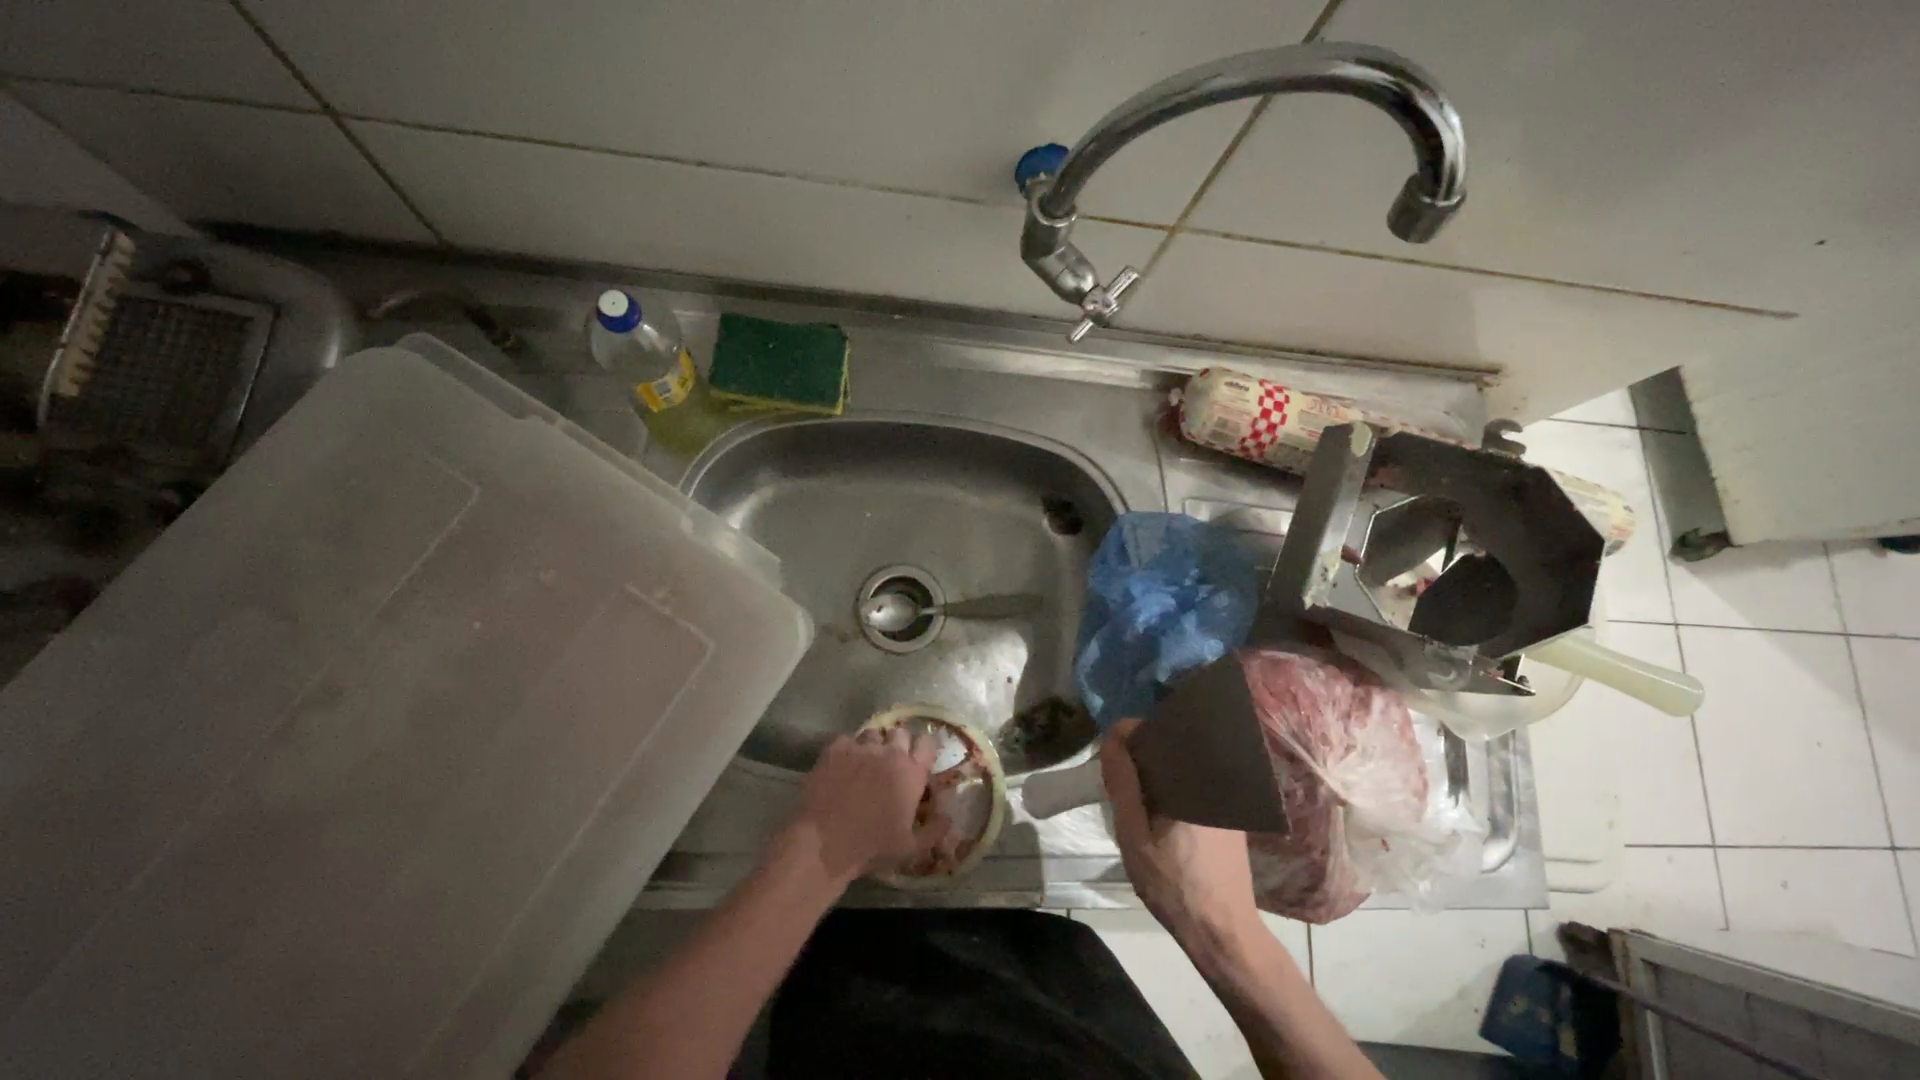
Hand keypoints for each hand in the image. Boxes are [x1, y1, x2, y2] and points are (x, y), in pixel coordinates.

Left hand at [784, 726, 936, 886]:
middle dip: (898, 744)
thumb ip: (935, 831)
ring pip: (873, 733)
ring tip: (865, 761)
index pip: (928, 743)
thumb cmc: (872, 847)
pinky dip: (848, 749)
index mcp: (912, 773)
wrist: (824, 843)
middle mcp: (889, 753)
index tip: (919, 758)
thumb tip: (949, 818)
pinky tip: (843, 765)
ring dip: (873, 744)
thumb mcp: (911, 848)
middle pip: (900, 733)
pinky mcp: (835, 749)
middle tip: (891, 762)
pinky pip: (846, 739)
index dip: (924, 749)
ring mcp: (861, 748)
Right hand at [1101, 718, 1261, 945]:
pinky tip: (1163, 817)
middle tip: (1122, 786)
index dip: (1126, 739)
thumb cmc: (1173, 885)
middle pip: (1170, 746)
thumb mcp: (1134, 836)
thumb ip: (1123, 785)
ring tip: (1140, 802)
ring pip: (1183, 767)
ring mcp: (1227, 796)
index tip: (1110, 763)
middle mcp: (1214, 779)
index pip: (1154, 731)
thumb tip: (1113, 738)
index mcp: (1191, 778)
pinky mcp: (1231, 813)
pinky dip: (1176, 790)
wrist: (1222, 930)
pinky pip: (1197, 785)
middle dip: (1141, 757)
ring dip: (1158, 775)